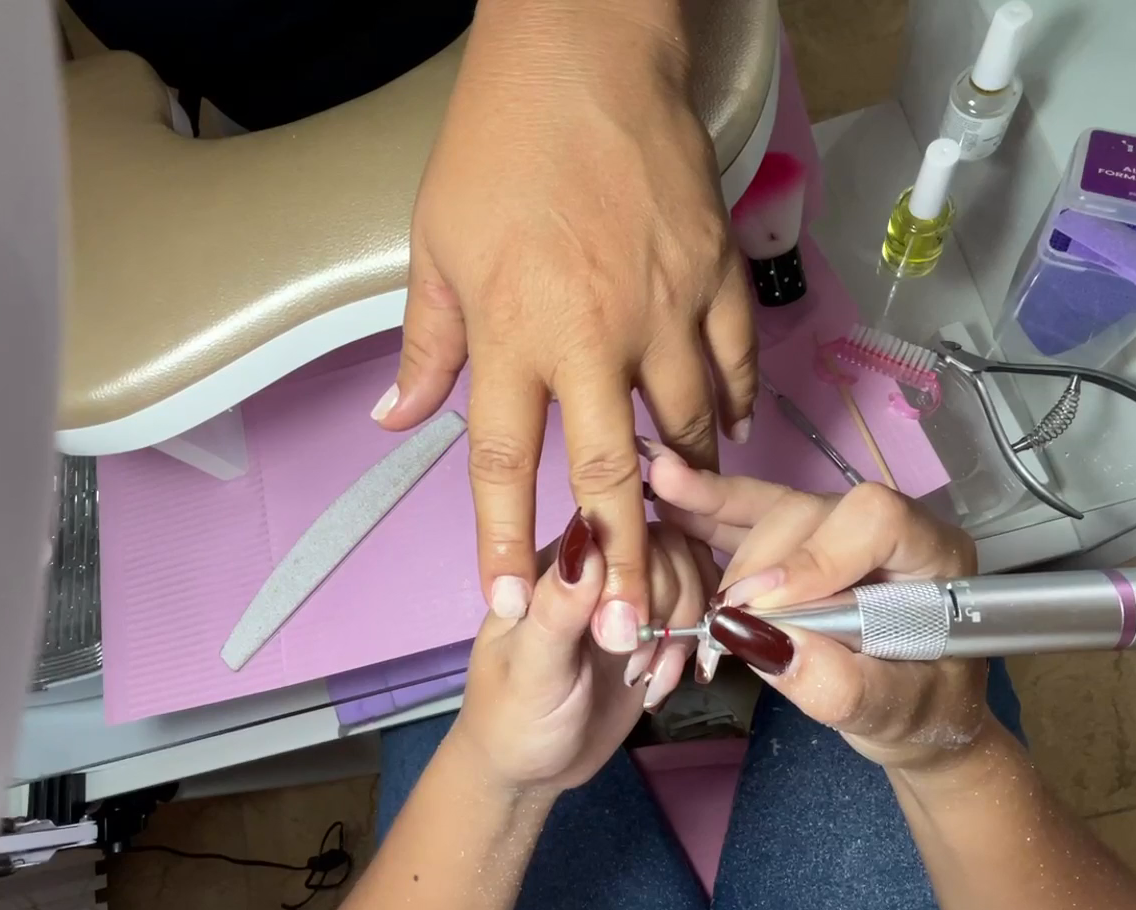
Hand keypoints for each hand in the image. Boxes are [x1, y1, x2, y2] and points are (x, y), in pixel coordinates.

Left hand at [373, 0, 758, 653]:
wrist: (583, 48)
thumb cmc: (498, 147)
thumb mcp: (436, 245)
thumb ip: (426, 345)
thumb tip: (398, 419)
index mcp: (514, 334)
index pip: (502, 463)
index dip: (501, 542)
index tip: (509, 604)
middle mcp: (594, 337)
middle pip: (612, 473)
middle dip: (626, 560)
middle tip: (641, 626)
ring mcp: (667, 309)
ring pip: (689, 425)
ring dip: (684, 480)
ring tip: (684, 515)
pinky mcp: (718, 277)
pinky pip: (737, 364)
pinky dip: (734, 406)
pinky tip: (726, 429)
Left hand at [455, 511, 720, 792]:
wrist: (532, 768)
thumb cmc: (514, 719)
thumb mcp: (530, 672)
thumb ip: (556, 611)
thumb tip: (586, 545)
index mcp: (557, 564)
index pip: (619, 533)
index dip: (639, 579)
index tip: (621, 640)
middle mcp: (596, 568)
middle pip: (666, 550)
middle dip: (665, 610)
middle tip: (634, 664)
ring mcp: (628, 596)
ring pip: (689, 573)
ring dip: (682, 627)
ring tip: (648, 674)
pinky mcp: (653, 625)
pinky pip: (696, 605)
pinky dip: (692, 642)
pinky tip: (660, 679)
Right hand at [646, 446, 990, 771]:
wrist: (913, 709)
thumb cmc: (917, 712)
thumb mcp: (890, 713)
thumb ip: (835, 682)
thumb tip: (755, 638)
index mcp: (932, 555)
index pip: (874, 520)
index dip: (815, 555)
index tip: (766, 607)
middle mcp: (887, 524)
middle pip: (812, 511)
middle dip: (759, 564)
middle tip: (725, 619)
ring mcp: (838, 525)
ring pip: (772, 506)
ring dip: (721, 537)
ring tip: (688, 572)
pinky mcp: (800, 537)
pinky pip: (752, 512)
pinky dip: (708, 508)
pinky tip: (669, 494)